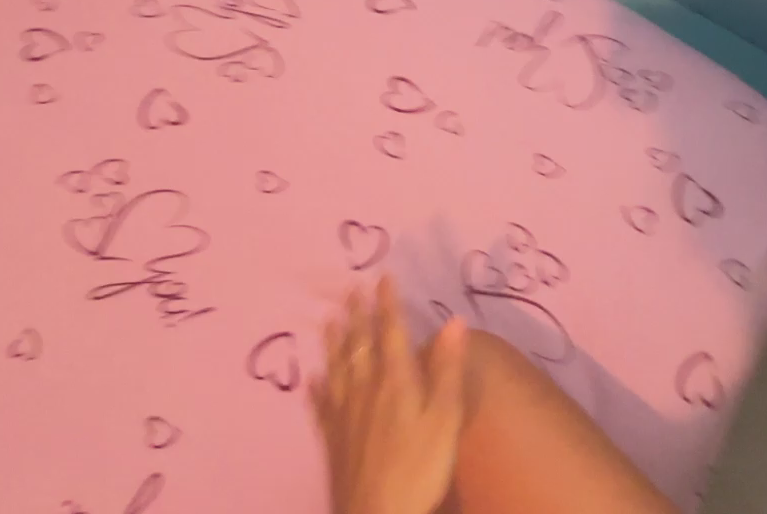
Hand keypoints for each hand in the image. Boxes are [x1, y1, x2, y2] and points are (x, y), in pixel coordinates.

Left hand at [311, 276, 469, 513]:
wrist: (378, 513)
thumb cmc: (419, 465)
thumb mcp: (445, 418)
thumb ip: (448, 368)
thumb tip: (454, 320)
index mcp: (395, 378)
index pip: (390, 330)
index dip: (387, 302)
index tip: (383, 277)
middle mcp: (365, 387)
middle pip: (359, 343)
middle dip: (357, 314)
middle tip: (351, 288)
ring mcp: (344, 412)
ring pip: (337, 366)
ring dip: (334, 341)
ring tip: (329, 320)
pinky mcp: (332, 437)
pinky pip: (321, 405)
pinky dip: (317, 389)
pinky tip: (311, 381)